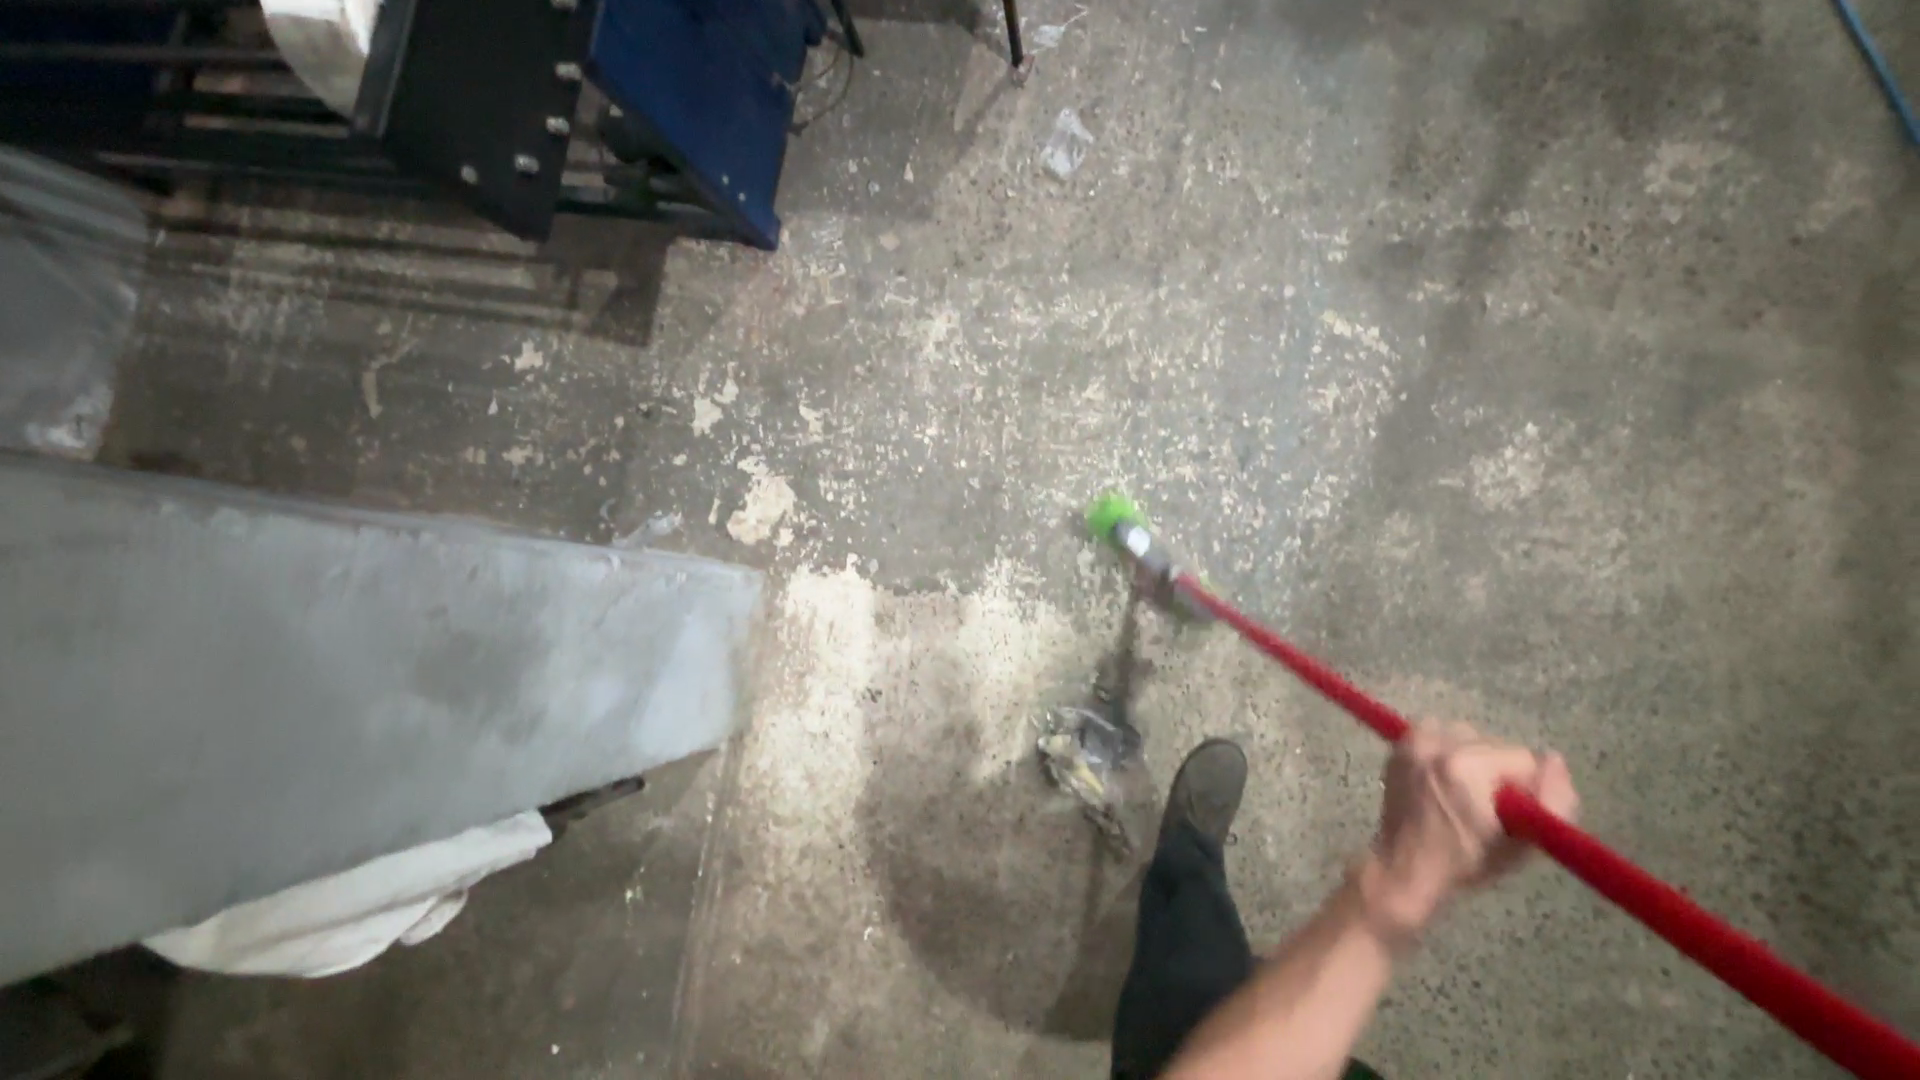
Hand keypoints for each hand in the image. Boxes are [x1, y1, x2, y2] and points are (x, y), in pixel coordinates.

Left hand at [1355, 722, 1578, 940]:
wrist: (1405, 864)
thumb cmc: (1465, 861)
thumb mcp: (1522, 844)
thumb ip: (1552, 802)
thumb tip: (1555, 759)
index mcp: (1465, 767)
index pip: (1523, 759)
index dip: (1529, 787)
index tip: (1514, 811)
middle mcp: (1437, 746)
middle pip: (1495, 745)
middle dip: (1502, 772)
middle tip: (1490, 804)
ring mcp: (1414, 743)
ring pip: (1467, 735)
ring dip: (1474, 757)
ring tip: (1467, 790)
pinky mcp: (1400, 746)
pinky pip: (1436, 730)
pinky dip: (1445, 747)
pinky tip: (1445, 774)